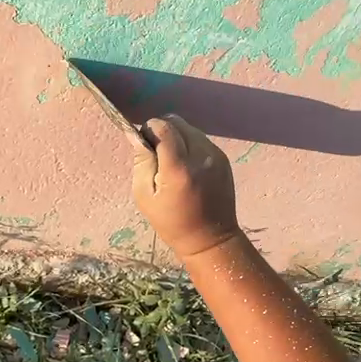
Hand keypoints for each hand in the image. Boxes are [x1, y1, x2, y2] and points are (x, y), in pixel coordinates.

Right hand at [131, 115, 240, 258]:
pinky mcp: (223, 158)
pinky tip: (187, 165)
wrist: (210, 238)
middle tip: (156, 154)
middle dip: (162, 131)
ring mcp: (215, 155)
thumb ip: (141, 162)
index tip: (144, 146)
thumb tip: (137, 135)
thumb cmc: (171, 222)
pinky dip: (189, 144)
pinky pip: (200, 138)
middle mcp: (201, 156)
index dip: (149, 130)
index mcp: (178, 168)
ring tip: (172, 161)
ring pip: (189, 128)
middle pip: (176, 122)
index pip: (162, 128)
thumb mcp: (144, 196)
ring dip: (176, 137)